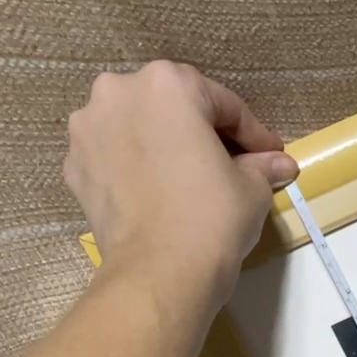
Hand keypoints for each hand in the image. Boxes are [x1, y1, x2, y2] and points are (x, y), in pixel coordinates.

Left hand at [63, 61, 298, 316]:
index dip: (253, 132)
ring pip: (138, 129)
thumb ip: (262, 167)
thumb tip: (280, 164)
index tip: (271, 155)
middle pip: (173, 107)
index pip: (222, 103)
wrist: (161, 271)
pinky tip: (159, 197)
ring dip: (164, 147)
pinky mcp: (75, 166)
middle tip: (230, 165)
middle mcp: (119, 92)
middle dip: (202, 133)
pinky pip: (115, 158)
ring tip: (188, 181)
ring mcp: (88, 128)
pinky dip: (138, 170)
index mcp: (168, 85)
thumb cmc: (213, 218)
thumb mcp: (253, 190)